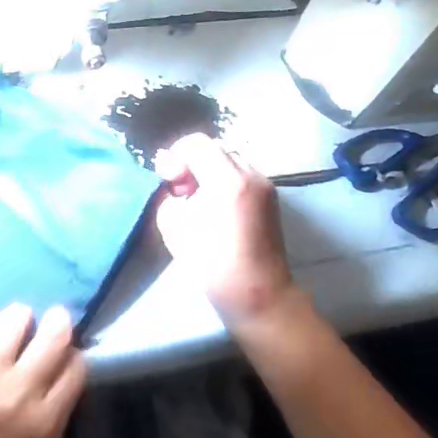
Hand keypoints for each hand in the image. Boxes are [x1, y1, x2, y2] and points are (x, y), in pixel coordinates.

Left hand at [0, 304, 85, 437]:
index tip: (65, 361)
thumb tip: (56, 375)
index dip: (72, 359)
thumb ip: (49, 414)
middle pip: (55, 331)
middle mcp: (18, 391)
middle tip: (47, 335)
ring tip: (11, 343)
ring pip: (16, 316)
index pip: (76, 367)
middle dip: (56, 327)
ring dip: (20, 325)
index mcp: (44, 426)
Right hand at [154, 133, 305, 337]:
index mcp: (228, 180)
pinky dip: (223, 180)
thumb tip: (171, 182)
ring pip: (229, 160)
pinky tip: (214, 207)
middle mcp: (251, 174)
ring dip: (208, 170)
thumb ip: (167, 195)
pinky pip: (241, 174)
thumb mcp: (174, 226)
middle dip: (191, 161)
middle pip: (215, 148)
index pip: (196, 144)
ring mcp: (265, 184)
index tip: (167, 180)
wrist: (258, 293)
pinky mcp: (270, 197)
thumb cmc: (212, 264)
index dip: (175, 156)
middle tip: (178, 189)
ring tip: (196, 199)